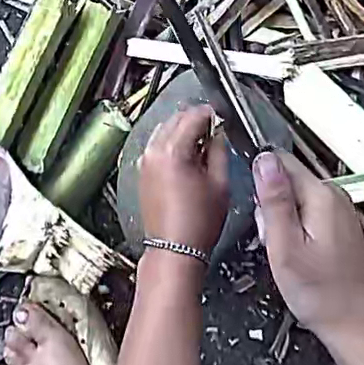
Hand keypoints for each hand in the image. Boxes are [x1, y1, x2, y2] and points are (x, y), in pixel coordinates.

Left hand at [139, 106, 229, 254]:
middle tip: (213, 128)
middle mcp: (154, 151)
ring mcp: (145, 161)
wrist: (174, 250)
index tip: (219, 116)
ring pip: (164, 130)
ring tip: (201, 144)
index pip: (192, 117)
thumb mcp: (220, 183)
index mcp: (173, 151)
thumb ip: (219, 151)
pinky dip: (171, 143)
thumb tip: (217, 133)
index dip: (209, 113)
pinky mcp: (143, 171)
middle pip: (175, 119)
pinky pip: (157, 145)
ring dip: (182, 130)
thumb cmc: (197, 223)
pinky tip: (186, 156)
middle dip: (195, 119)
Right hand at [255, 150, 363, 342]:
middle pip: (286, 180)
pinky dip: (297, 231)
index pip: (279, 160)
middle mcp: (334, 195)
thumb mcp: (285, 246)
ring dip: (283, 221)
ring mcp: (340, 210)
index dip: (262, 184)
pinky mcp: (340, 224)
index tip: (263, 215)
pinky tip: (301, 255)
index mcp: (320, 195)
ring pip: (294, 197)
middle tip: (276, 242)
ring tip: (289, 253)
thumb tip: (264, 157)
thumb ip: (273, 199)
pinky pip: (307, 212)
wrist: (357, 328)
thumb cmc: (321, 294)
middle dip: (272, 206)